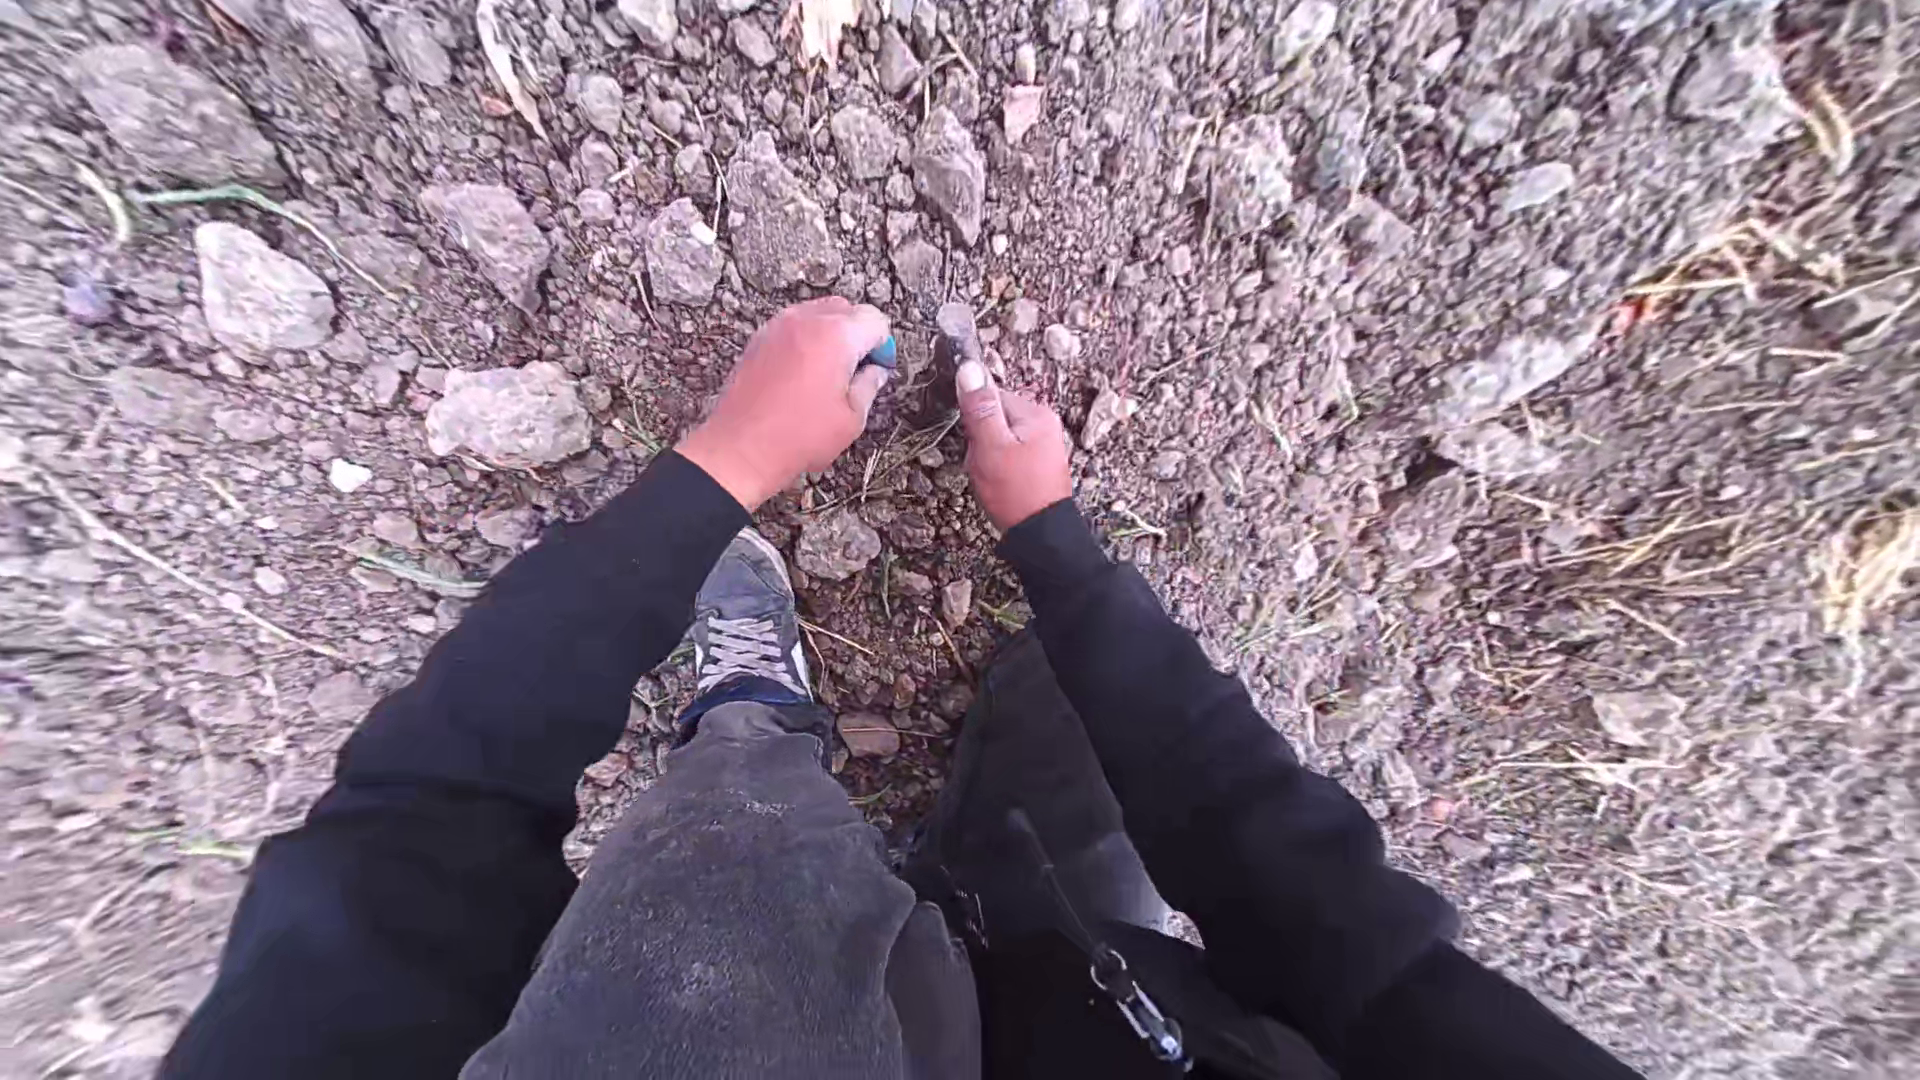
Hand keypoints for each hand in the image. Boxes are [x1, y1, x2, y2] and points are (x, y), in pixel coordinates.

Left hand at [678, 298, 890, 508]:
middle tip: (858, 371)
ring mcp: (778, 327)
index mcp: (836, 336)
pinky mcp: (759, 339)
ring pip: (817, 314)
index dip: (883, 346)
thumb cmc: (798, 437)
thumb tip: (876, 373)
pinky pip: (793, 326)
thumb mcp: (852, 419)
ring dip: (832, 335)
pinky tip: (806, 375)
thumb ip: (870, 386)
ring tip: (831, 374)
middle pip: (846, 309)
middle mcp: (806, 321)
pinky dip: (807, 340)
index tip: (879, 369)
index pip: (875, 320)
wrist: (743, 448)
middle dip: (859, 335)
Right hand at [955, 358, 1071, 530]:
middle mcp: (1043, 425)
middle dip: (980, 442)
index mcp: (1035, 414)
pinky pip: (1006, 456)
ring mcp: (1041, 446)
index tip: (975, 441)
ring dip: (986, 458)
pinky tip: (998, 484)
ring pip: (997, 440)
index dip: (974, 420)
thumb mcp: (991, 447)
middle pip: (994, 419)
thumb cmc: (1016, 492)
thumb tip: (968, 369)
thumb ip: (980, 408)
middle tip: (986, 464)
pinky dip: (996, 469)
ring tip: (993, 477)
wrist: (1040, 536)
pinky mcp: (1036, 464)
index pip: (991, 397)